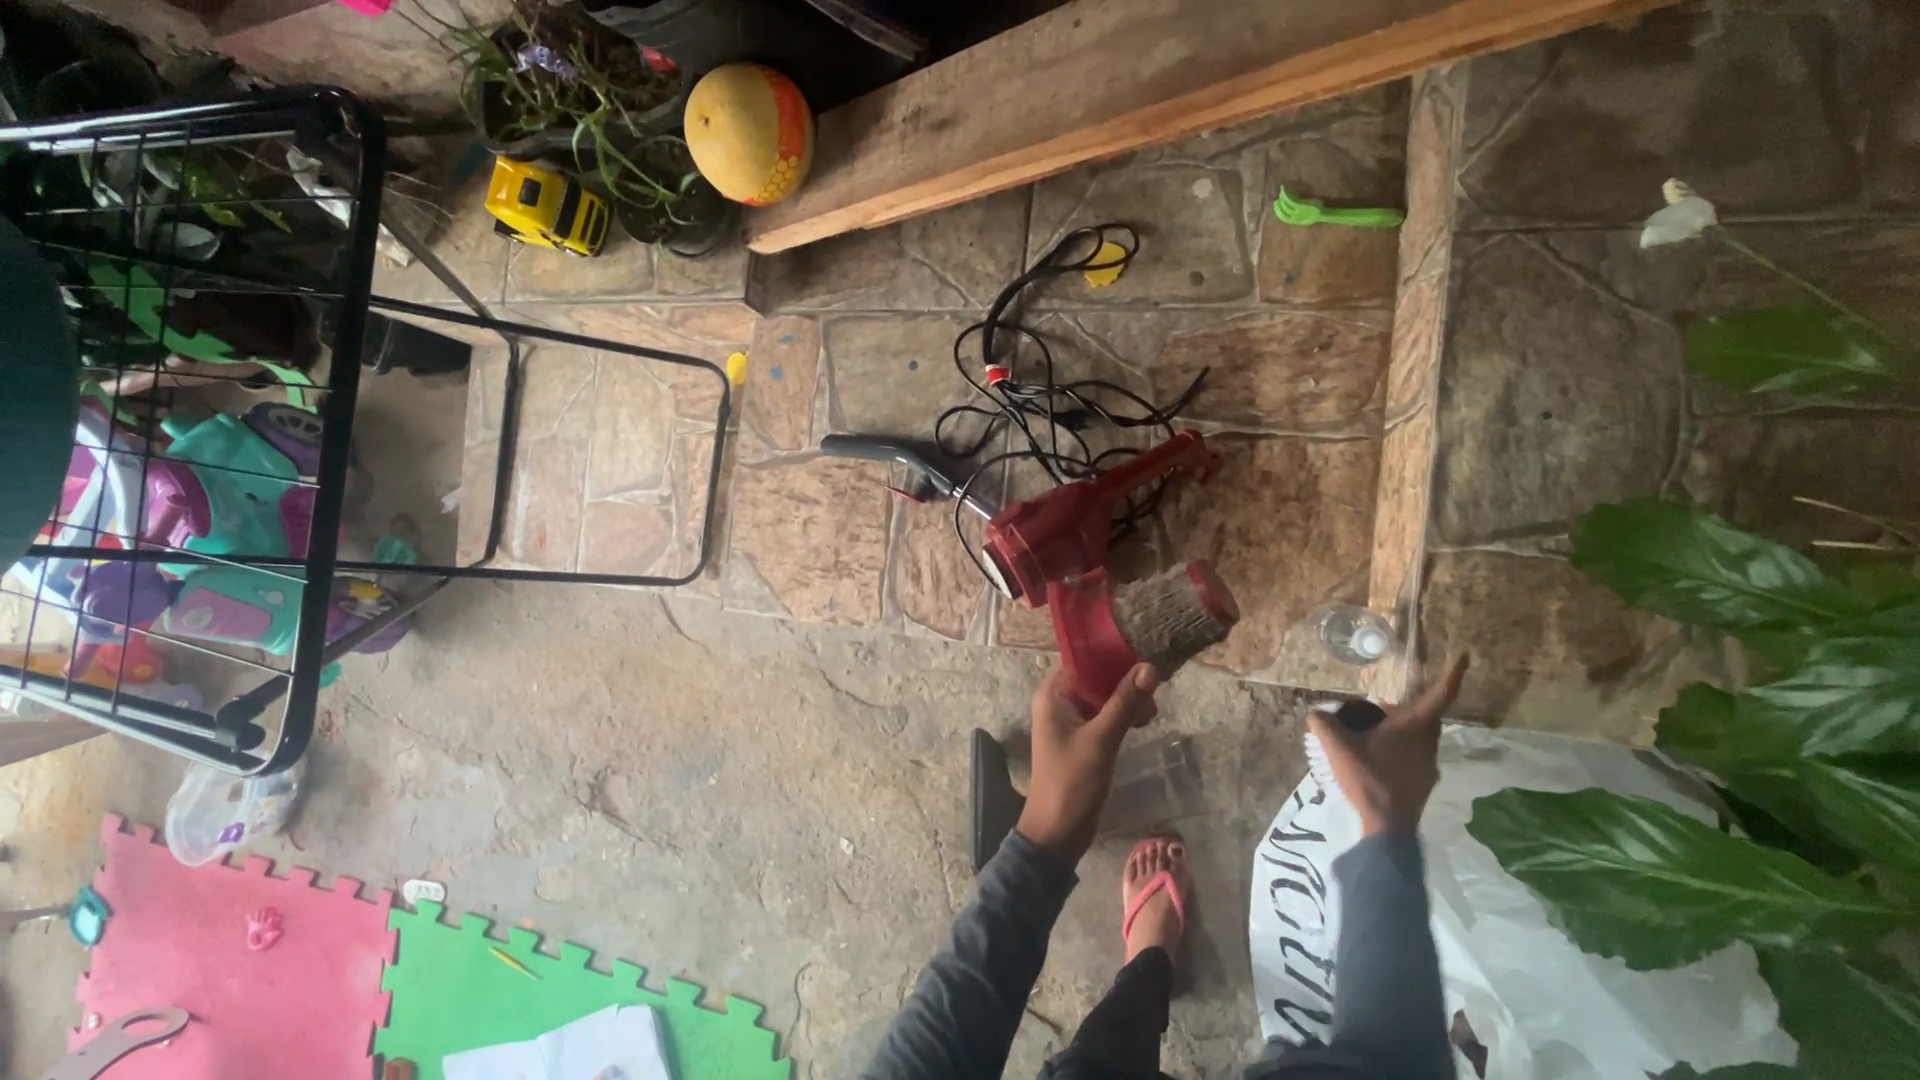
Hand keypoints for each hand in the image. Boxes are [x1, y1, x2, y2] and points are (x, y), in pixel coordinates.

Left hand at [1016, 664, 1160, 862]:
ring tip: (1150, 713)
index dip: (1112, 656)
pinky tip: (1142, 722)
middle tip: (1153, 695)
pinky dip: (1122, 715)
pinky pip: (1104, 714)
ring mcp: (1070, 719)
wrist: (1057, 832)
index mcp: (1052, 693)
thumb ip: (1125, 702)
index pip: (1083, 659)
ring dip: (1127, 699)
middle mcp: (1058, 700)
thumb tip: (1149, 667)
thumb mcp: (1101, 740)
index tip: (1144, 658)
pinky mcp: (1082, 737)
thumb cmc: (1072, 782)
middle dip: (1124, 681)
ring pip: (1103, 695)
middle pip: (1095, 676)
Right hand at [1308, 653, 1468, 835]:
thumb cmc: (1368, 779)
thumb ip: (1323, 724)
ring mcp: (1429, 763)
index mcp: (1413, 726)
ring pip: (1419, 735)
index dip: (1453, 673)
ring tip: (1371, 733)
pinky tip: (1375, 759)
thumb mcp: (1337, 748)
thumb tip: (1315, 712)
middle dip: (1406, 706)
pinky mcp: (1424, 780)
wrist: (1388, 826)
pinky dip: (1399, 748)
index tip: (1465, 655)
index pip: (1439, 694)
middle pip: (1425, 714)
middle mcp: (1428, 741)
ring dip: (1401, 728)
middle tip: (1378, 707)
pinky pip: (1414, 754)